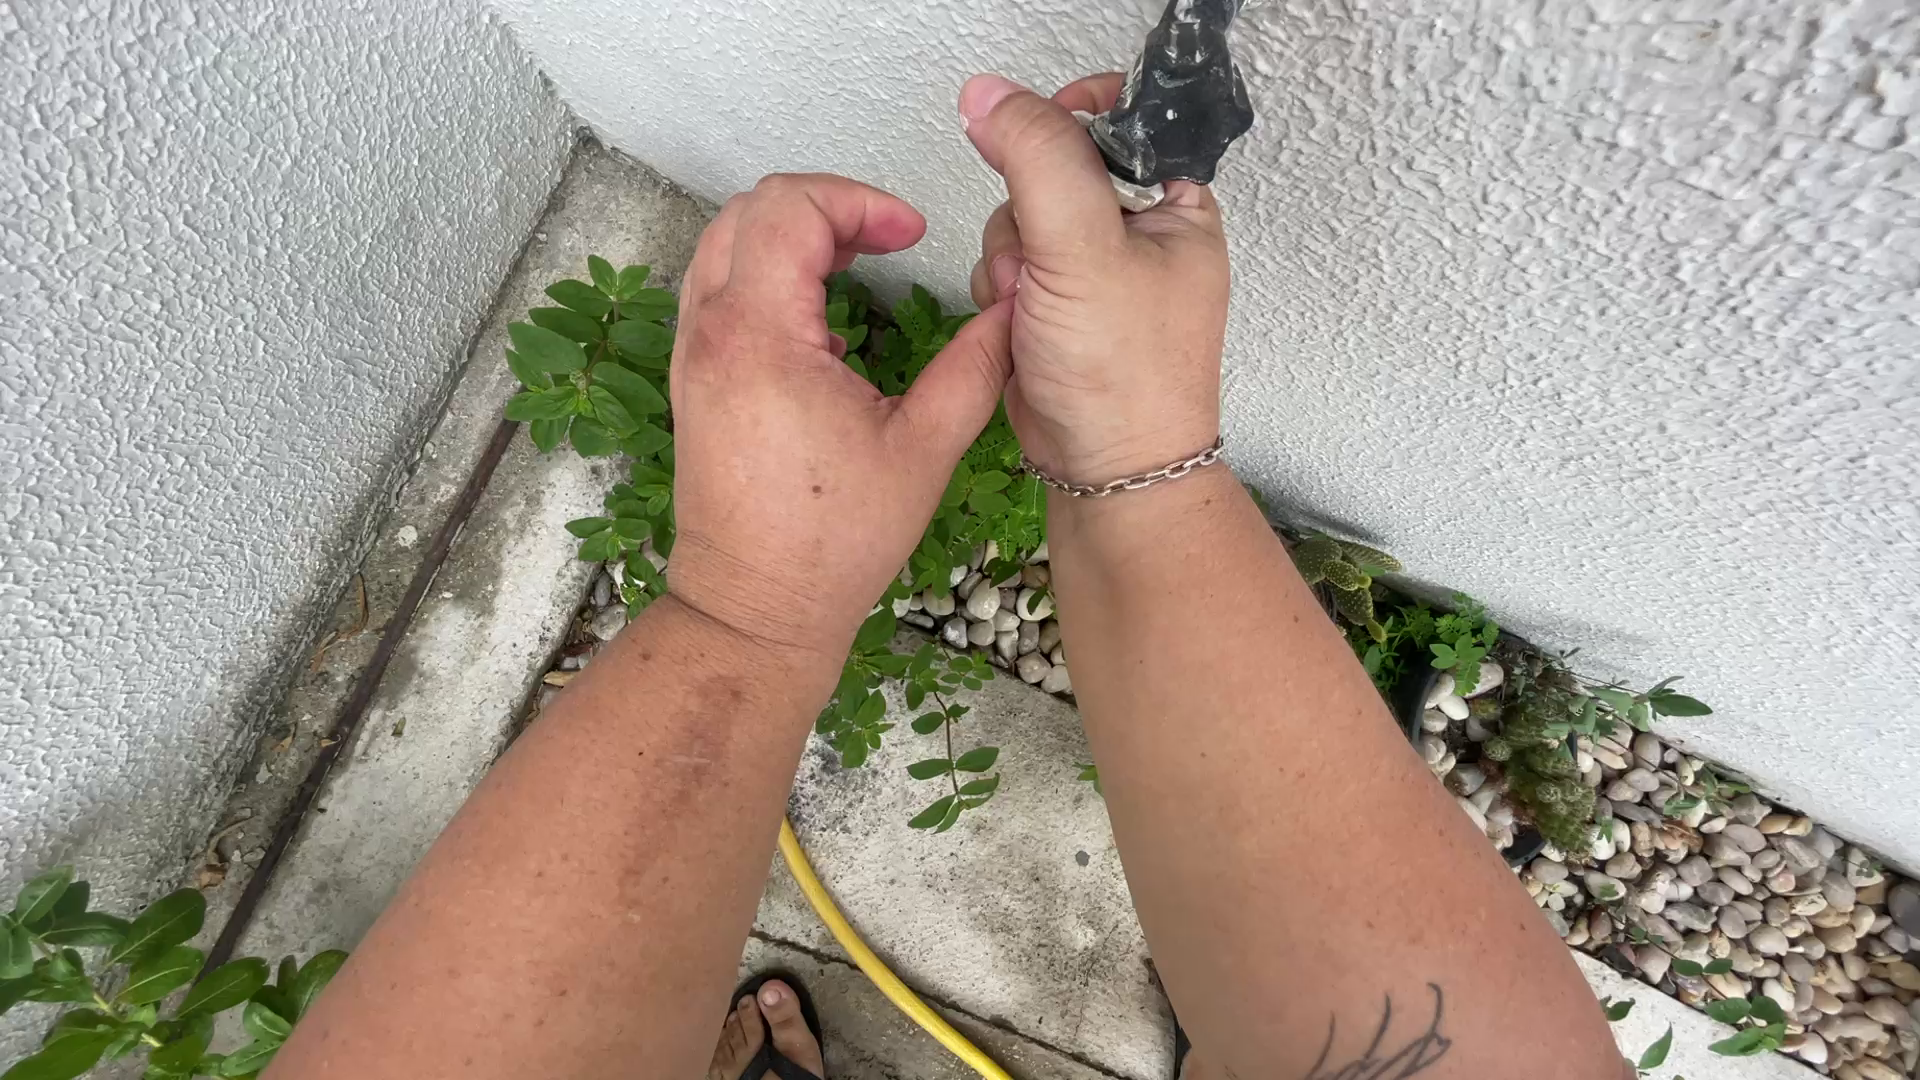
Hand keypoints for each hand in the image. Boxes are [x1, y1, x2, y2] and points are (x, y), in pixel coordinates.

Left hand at [666, 174, 1012, 652]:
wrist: (757, 609)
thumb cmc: (835, 543)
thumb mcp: (924, 450)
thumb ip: (975, 367)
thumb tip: (1010, 314)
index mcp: (762, 336)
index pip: (792, 207)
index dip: (861, 201)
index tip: (909, 235)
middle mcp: (710, 334)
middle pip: (750, 211)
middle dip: (826, 207)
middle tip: (884, 239)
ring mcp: (692, 359)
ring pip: (726, 246)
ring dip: (791, 238)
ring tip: (855, 267)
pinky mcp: (694, 385)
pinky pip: (718, 295)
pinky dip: (766, 278)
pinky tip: (820, 326)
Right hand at [960, 73, 1229, 483]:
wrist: (1102, 467)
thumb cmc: (1122, 371)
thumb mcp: (1085, 250)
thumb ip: (1038, 159)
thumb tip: (987, 96)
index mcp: (1171, 205)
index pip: (1119, 120)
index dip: (1069, 118)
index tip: (1035, 143)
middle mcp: (1132, 233)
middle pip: (1050, 170)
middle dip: (1026, 216)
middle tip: (1040, 268)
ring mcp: (1087, 272)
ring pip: (1017, 220)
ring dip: (1007, 259)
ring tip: (1030, 307)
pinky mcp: (1052, 306)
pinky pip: (1006, 265)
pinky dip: (1000, 291)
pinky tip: (1016, 325)